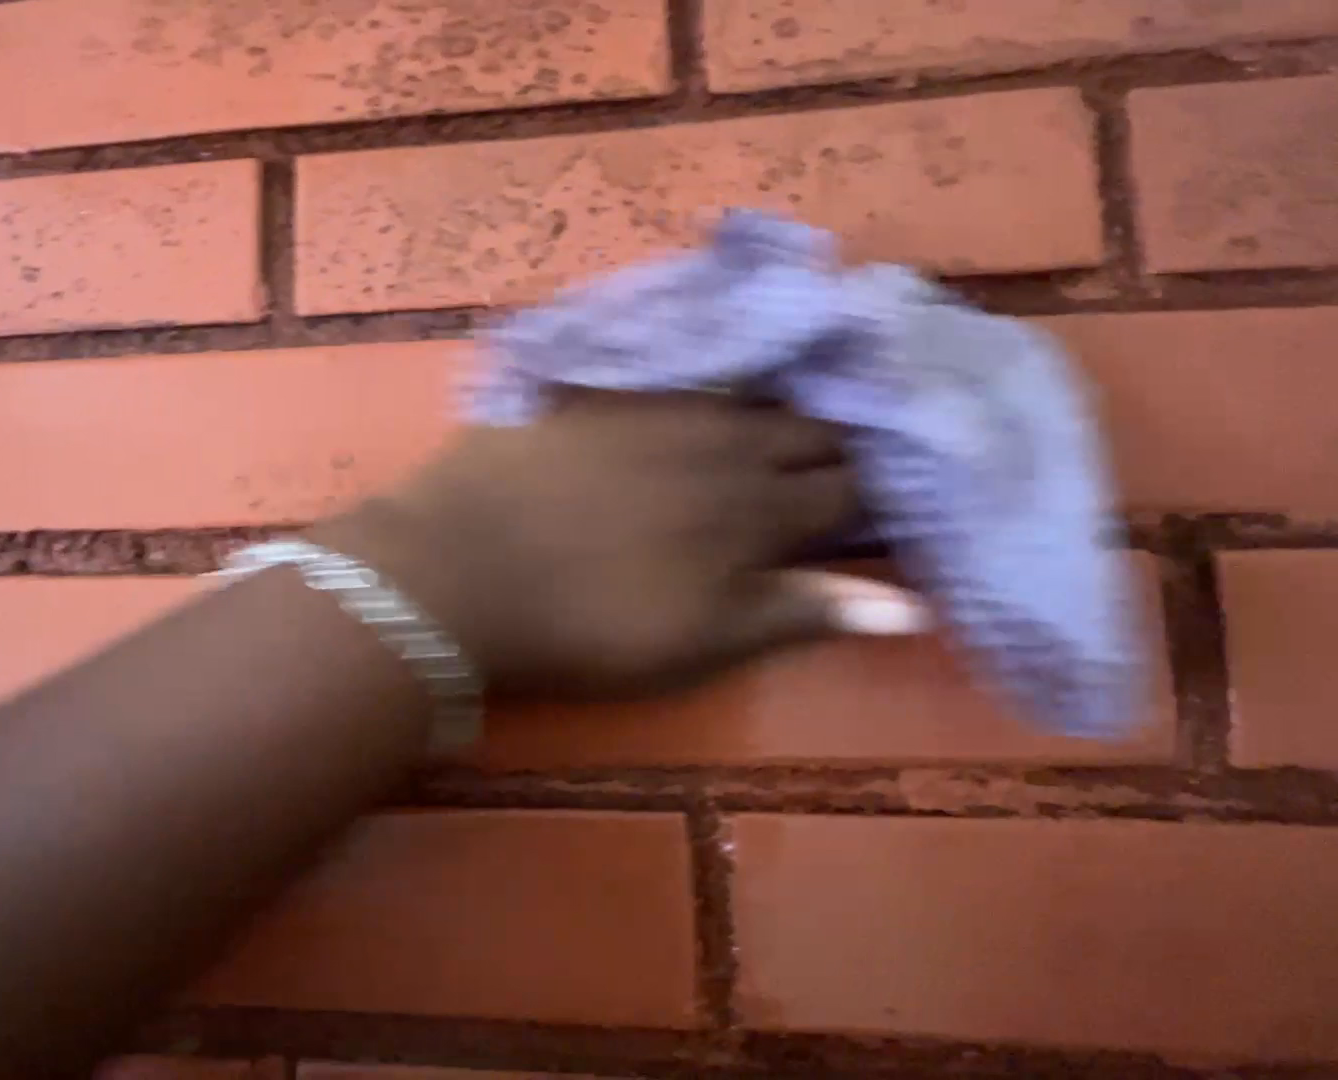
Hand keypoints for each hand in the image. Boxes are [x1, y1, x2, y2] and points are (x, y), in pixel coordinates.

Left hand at [309, 391, 926, 699]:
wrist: (457, 571)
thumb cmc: (580, 626)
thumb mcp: (695, 643)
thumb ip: (795, 614)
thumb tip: (909, 605)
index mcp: (750, 512)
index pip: (842, 491)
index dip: (870, 495)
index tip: (886, 498)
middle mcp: (716, 444)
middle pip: (804, 431)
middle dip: (836, 442)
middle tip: (847, 451)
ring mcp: (651, 409)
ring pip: (744, 395)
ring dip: (775, 404)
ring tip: (793, 406)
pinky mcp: (594, 392)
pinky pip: (667, 370)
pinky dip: (699, 377)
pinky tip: (699, 379)